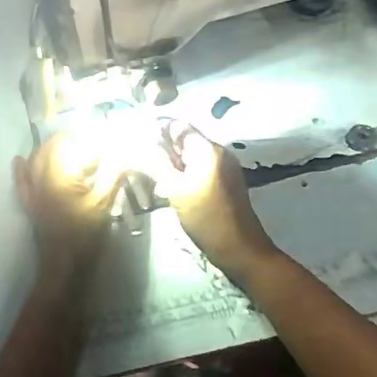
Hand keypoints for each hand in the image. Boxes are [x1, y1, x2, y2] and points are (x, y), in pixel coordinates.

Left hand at [13, 131, 116, 275]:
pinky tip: (18, 160)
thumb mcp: (103, 205)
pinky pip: (20, 182)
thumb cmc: (86, 236)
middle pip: (48, 150)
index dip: (77, 134)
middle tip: (82, 140)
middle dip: (63, 141)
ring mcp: (32, 193)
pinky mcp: (29, 205)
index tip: (93, 131)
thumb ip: (112, 176)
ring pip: (34, 162)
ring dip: (47, 151)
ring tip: (63, 148)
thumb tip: (123, 154)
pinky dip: (20, 169)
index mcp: (59, 176)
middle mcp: (40, 179)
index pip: (64, 143)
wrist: (64, 267)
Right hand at [154, 121, 281, 279]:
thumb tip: (144, 143)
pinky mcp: (222, 183)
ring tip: (151, 180)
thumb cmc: (207, 219)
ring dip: (170, 165)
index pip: (178, 126)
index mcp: (208, 150)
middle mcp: (217, 153)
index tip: (136, 144)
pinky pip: (197, 169)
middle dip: (161, 150)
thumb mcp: (177, 190)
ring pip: (189, 157)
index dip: (156, 131)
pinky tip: (168, 191)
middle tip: (140, 164)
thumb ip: (159, 163)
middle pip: (183, 140)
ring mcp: (222, 168)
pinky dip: (181, 175)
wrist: (240, 250)